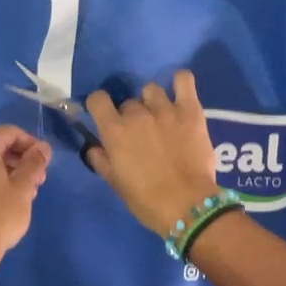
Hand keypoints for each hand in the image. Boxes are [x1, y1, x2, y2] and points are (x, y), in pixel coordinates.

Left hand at [0, 124, 51, 267]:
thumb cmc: (0, 215)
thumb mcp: (24, 187)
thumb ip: (34, 163)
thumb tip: (43, 148)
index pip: (9, 133)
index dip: (30, 143)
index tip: (45, 160)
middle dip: (20, 159)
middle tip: (39, 178)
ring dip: (8, 171)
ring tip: (27, 191)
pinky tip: (7, 198)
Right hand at [86, 71, 221, 235]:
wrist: (186, 205)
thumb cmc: (146, 201)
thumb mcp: (117, 185)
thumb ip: (103, 162)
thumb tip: (95, 148)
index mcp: (115, 132)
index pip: (98, 100)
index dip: (99, 107)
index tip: (105, 118)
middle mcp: (137, 114)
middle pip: (128, 103)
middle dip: (131, 116)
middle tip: (141, 136)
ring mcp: (165, 109)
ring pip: (152, 90)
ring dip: (152, 102)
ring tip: (161, 118)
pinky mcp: (190, 111)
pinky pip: (183, 80)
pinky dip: (180, 82)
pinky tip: (179, 93)